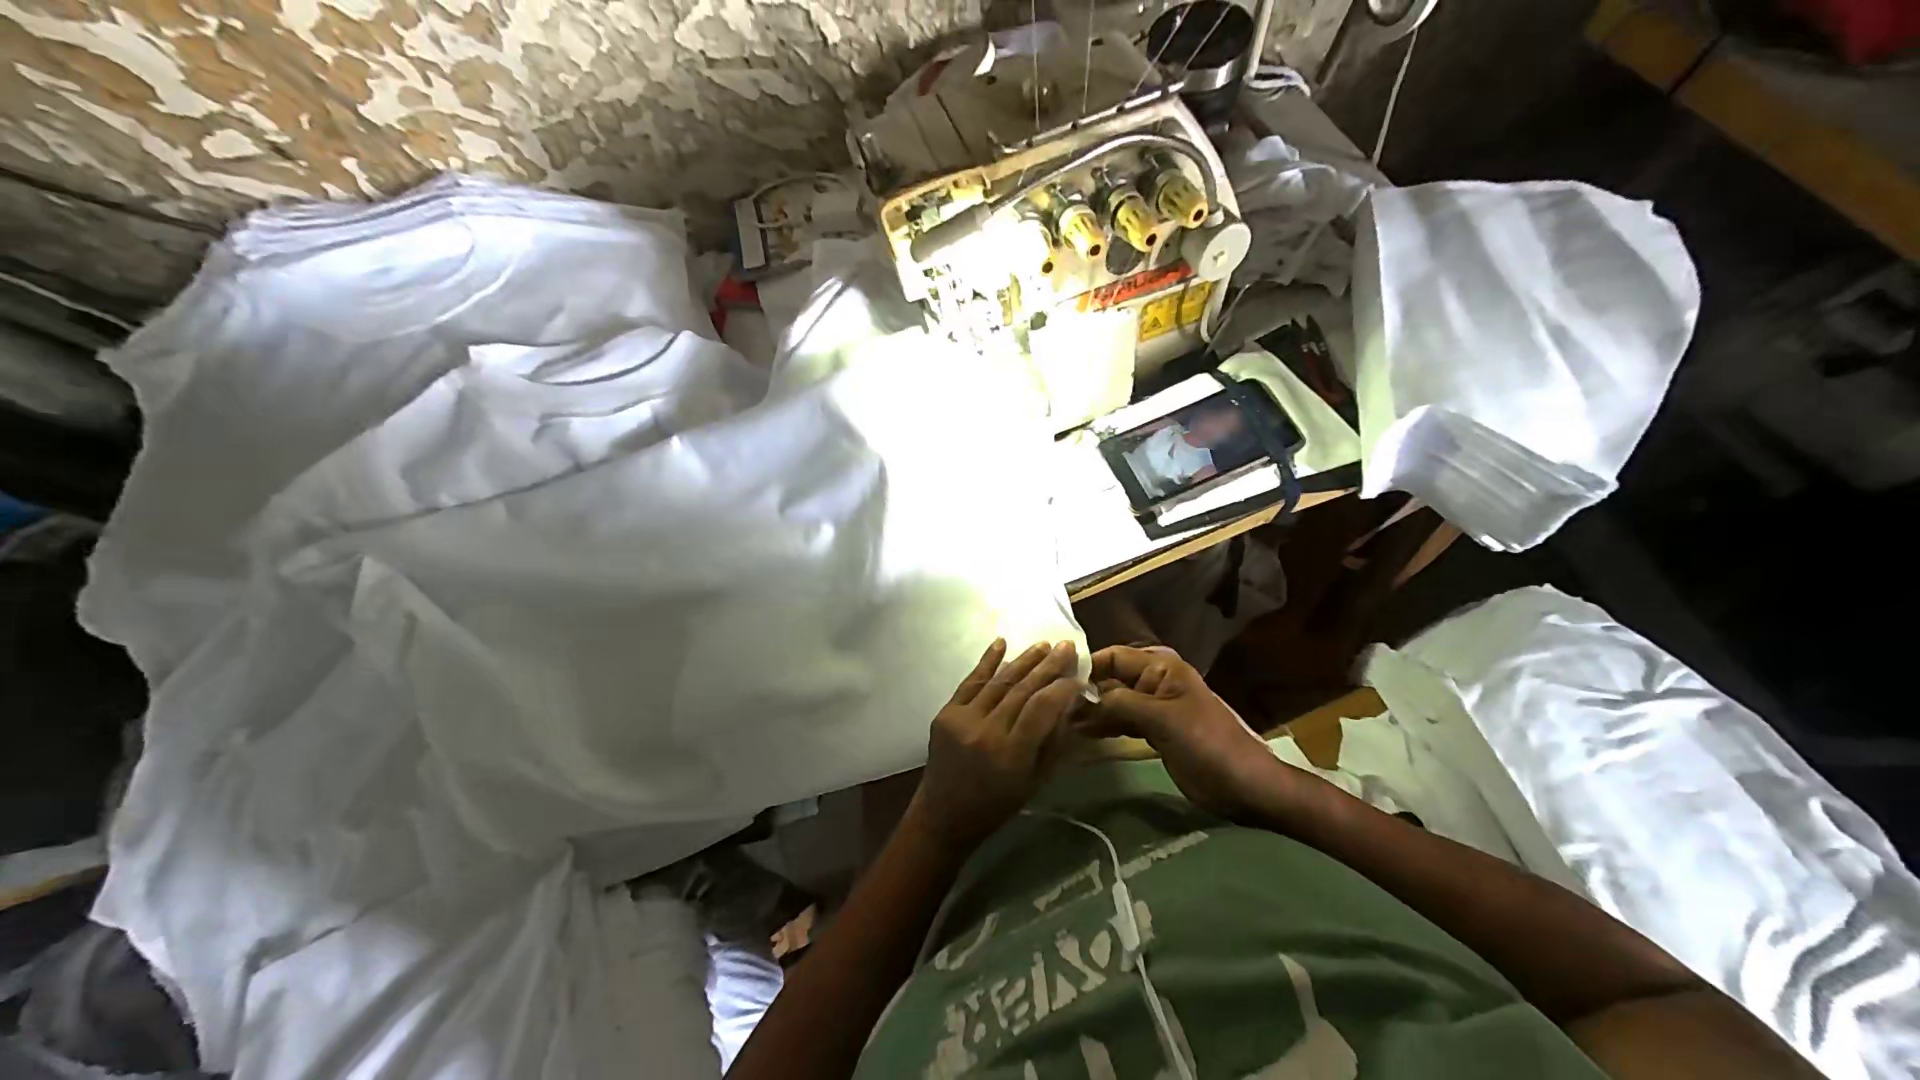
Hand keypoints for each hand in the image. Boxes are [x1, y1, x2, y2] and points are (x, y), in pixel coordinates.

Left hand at [911, 639, 1083, 850]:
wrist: (943, 815)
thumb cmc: (996, 805)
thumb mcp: (1034, 782)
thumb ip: (1052, 743)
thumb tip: (1068, 705)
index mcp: (1012, 754)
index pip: (1042, 708)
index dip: (1062, 689)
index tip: (1078, 676)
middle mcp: (987, 731)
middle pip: (1022, 689)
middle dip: (1047, 666)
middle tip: (1066, 646)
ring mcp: (963, 719)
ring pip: (999, 682)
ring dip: (1023, 660)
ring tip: (1043, 645)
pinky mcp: (945, 713)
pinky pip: (970, 682)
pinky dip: (986, 662)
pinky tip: (1001, 643)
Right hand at [1077, 645, 1296, 822]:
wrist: (1242, 784)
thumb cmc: (1205, 742)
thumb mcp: (1162, 718)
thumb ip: (1121, 702)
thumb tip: (1085, 696)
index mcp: (1160, 666)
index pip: (1112, 657)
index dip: (1086, 667)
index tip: (1056, 683)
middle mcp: (1154, 680)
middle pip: (1110, 678)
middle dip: (1085, 690)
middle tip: (1053, 707)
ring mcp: (1153, 706)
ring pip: (1113, 701)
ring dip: (1091, 711)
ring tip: (1061, 723)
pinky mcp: (1153, 729)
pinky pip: (1121, 720)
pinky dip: (1103, 726)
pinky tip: (1082, 734)